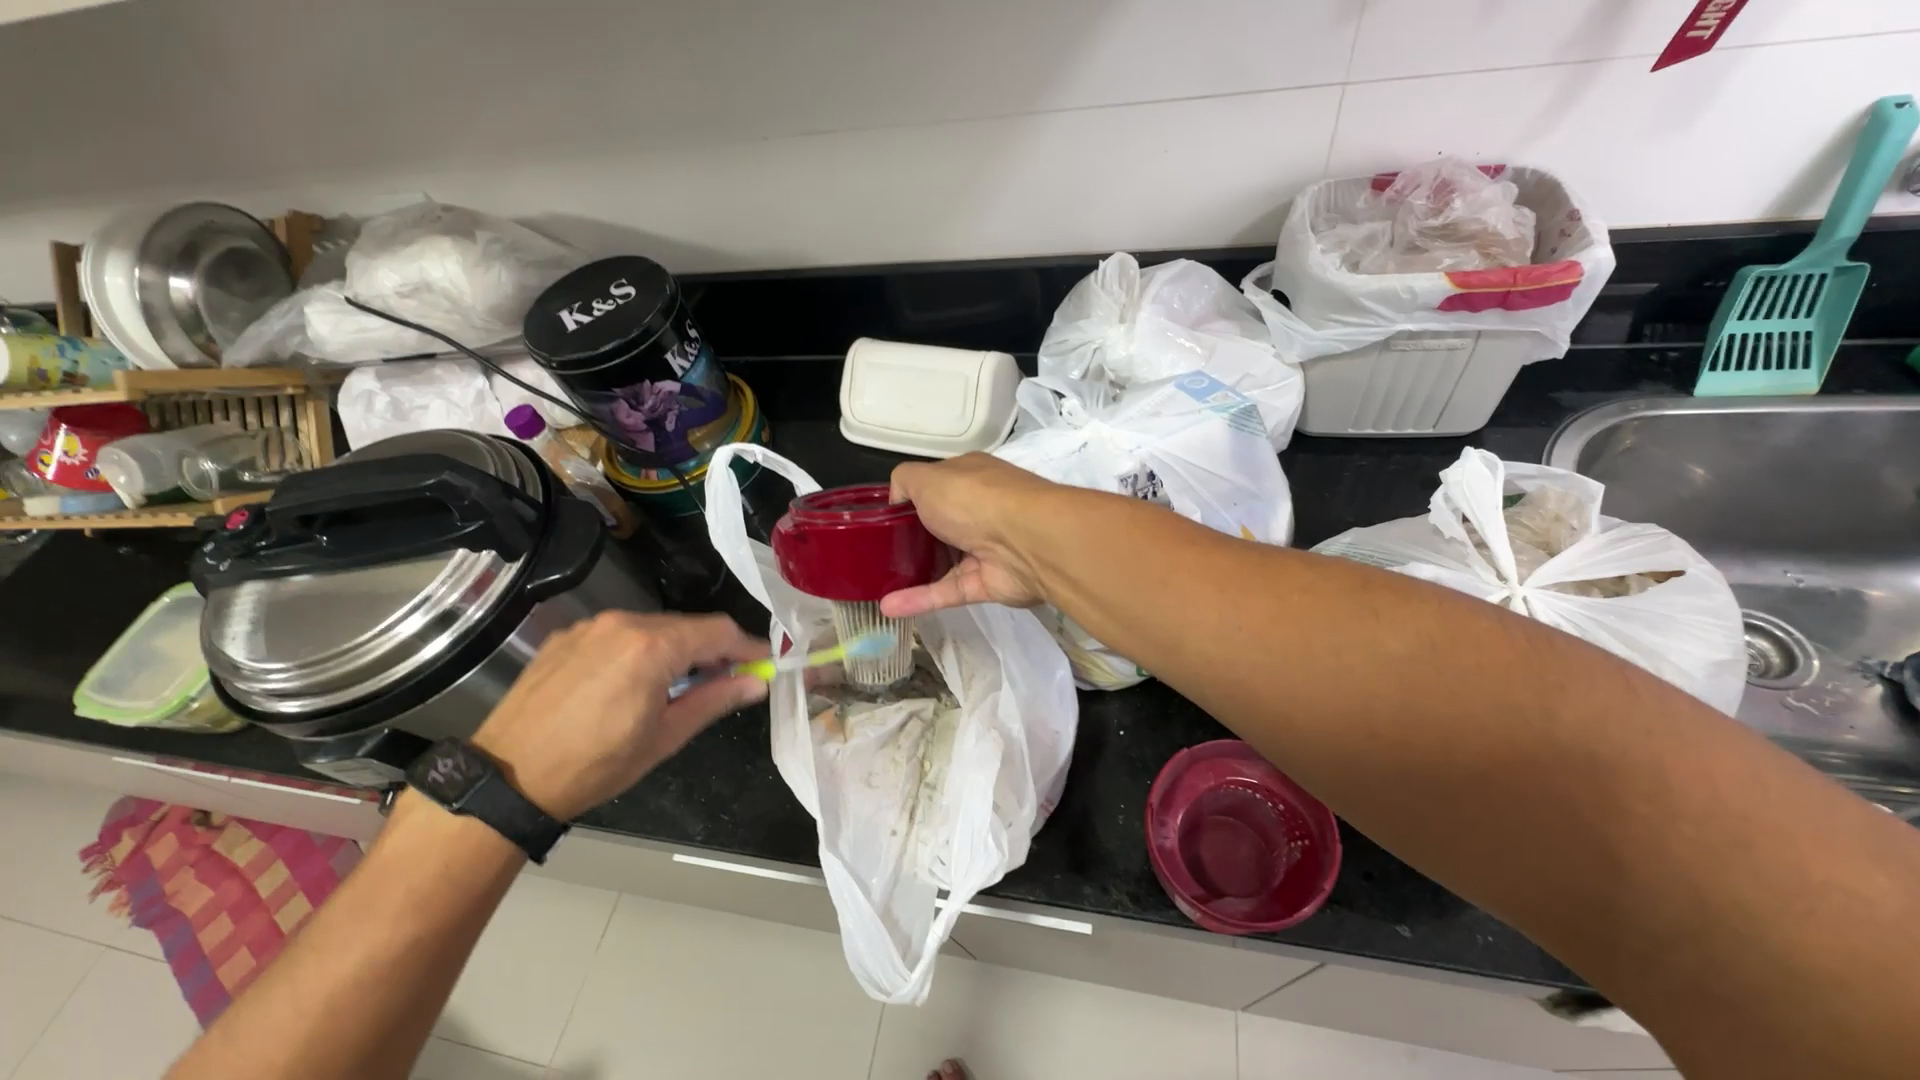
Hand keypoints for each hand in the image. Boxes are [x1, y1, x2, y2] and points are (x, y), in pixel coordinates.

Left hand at [470, 613, 767, 820]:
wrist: (506, 778)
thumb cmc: (595, 765)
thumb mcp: (664, 738)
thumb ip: (714, 700)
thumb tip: (756, 683)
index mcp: (653, 646)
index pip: (719, 631)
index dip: (748, 647)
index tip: (765, 666)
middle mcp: (622, 623)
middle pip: (686, 626)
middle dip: (713, 650)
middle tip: (727, 681)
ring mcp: (589, 627)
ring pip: (652, 628)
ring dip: (676, 650)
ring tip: (678, 687)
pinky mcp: (565, 638)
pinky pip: (618, 635)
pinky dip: (639, 651)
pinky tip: (632, 684)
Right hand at [881, 453, 1059, 617]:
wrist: (1027, 540)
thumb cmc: (975, 499)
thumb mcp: (929, 477)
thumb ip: (905, 482)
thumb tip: (895, 498)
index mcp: (969, 479)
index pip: (935, 487)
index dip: (909, 500)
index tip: (882, 517)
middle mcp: (978, 511)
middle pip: (937, 527)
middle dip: (909, 539)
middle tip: (875, 552)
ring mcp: (983, 549)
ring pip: (941, 563)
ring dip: (911, 573)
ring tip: (876, 582)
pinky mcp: (985, 584)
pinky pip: (946, 592)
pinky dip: (918, 599)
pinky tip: (888, 606)